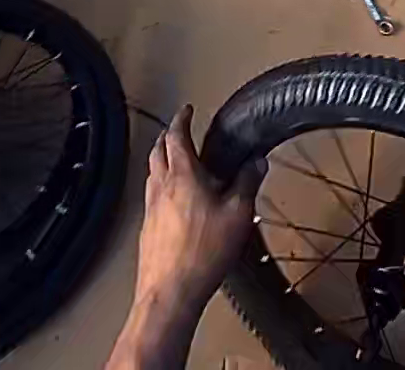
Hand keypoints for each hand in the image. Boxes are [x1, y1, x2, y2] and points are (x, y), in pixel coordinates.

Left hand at [109, 105, 265, 369]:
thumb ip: (248, 182)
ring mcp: (150, 209)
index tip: (187, 110)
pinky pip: (150, 196)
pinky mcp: (147, 230)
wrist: (169, 294)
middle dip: (167, 135)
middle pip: (157, 150)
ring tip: (174, 159)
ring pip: (151, 172)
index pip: (176, 135)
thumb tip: (257, 161)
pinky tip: (171, 199)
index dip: (181, 119)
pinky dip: (159, 185)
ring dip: (160, 158)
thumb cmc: (203, 252)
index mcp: (182, 174)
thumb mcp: (237, 213)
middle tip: (178, 129)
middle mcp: (162, 186)